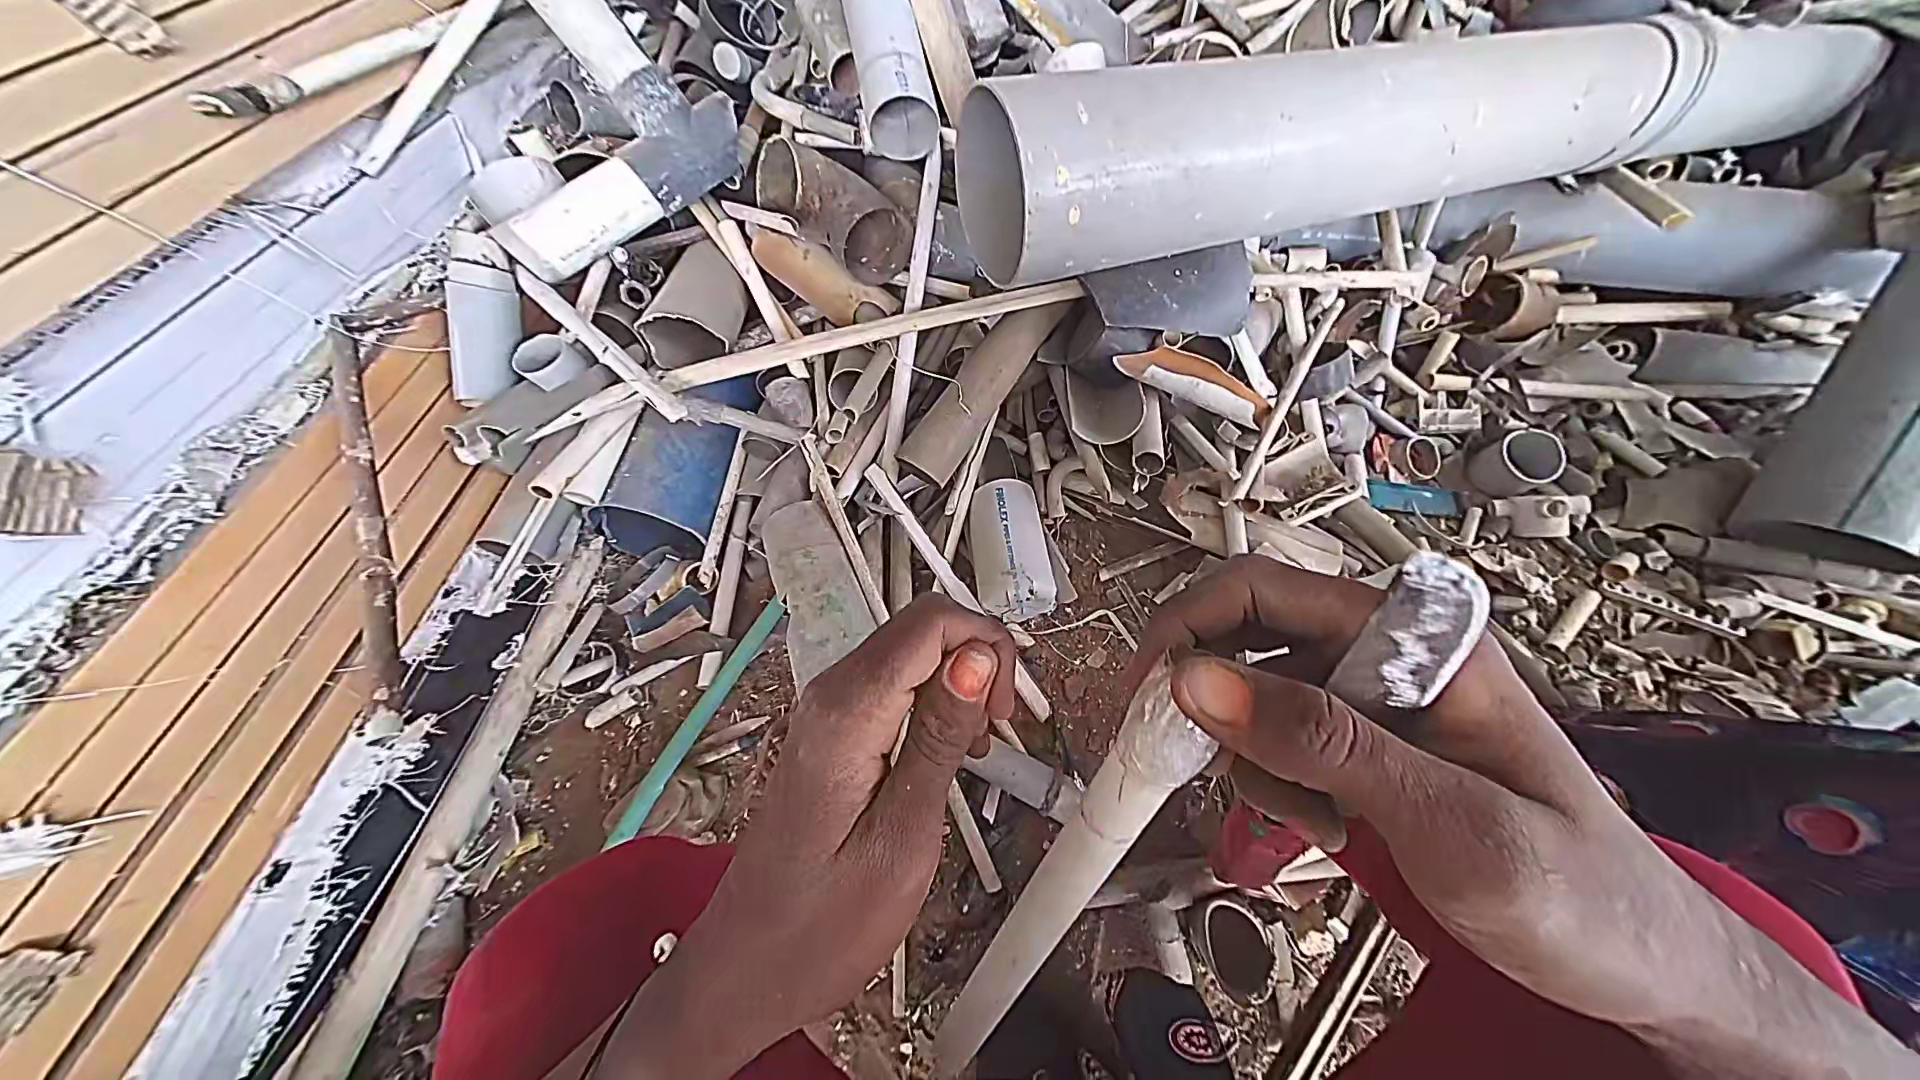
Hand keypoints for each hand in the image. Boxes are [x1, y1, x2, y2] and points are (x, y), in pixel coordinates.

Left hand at [610, 595, 1016, 1077]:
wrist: (749, 963)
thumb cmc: (824, 924)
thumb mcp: (904, 837)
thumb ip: (940, 736)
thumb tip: (977, 658)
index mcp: (847, 712)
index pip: (930, 622)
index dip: (985, 643)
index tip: (1004, 705)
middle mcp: (831, 691)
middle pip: (923, 625)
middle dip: (976, 656)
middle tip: (996, 726)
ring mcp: (827, 704)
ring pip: (914, 649)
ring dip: (959, 679)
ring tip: (974, 745)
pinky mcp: (833, 723)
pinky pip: (896, 680)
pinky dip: (935, 698)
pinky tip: (946, 747)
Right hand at [1124, 556, 1914, 1077]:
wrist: (1638, 969)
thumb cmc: (1579, 895)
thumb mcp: (1450, 821)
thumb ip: (1323, 742)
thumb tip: (1193, 678)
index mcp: (1411, 632)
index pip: (1261, 588)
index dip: (1189, 625)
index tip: (1148, 690)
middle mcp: (1374, 647)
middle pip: (1240, 634)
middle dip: (1208, 699)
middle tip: (1194, 760)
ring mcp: (1357, 691)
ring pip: (1242, 691)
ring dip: (1247, 755)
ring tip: (1311, 821)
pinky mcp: (1345, 734)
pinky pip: (1264, 736)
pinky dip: (1265, 780)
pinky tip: (1321, 824)